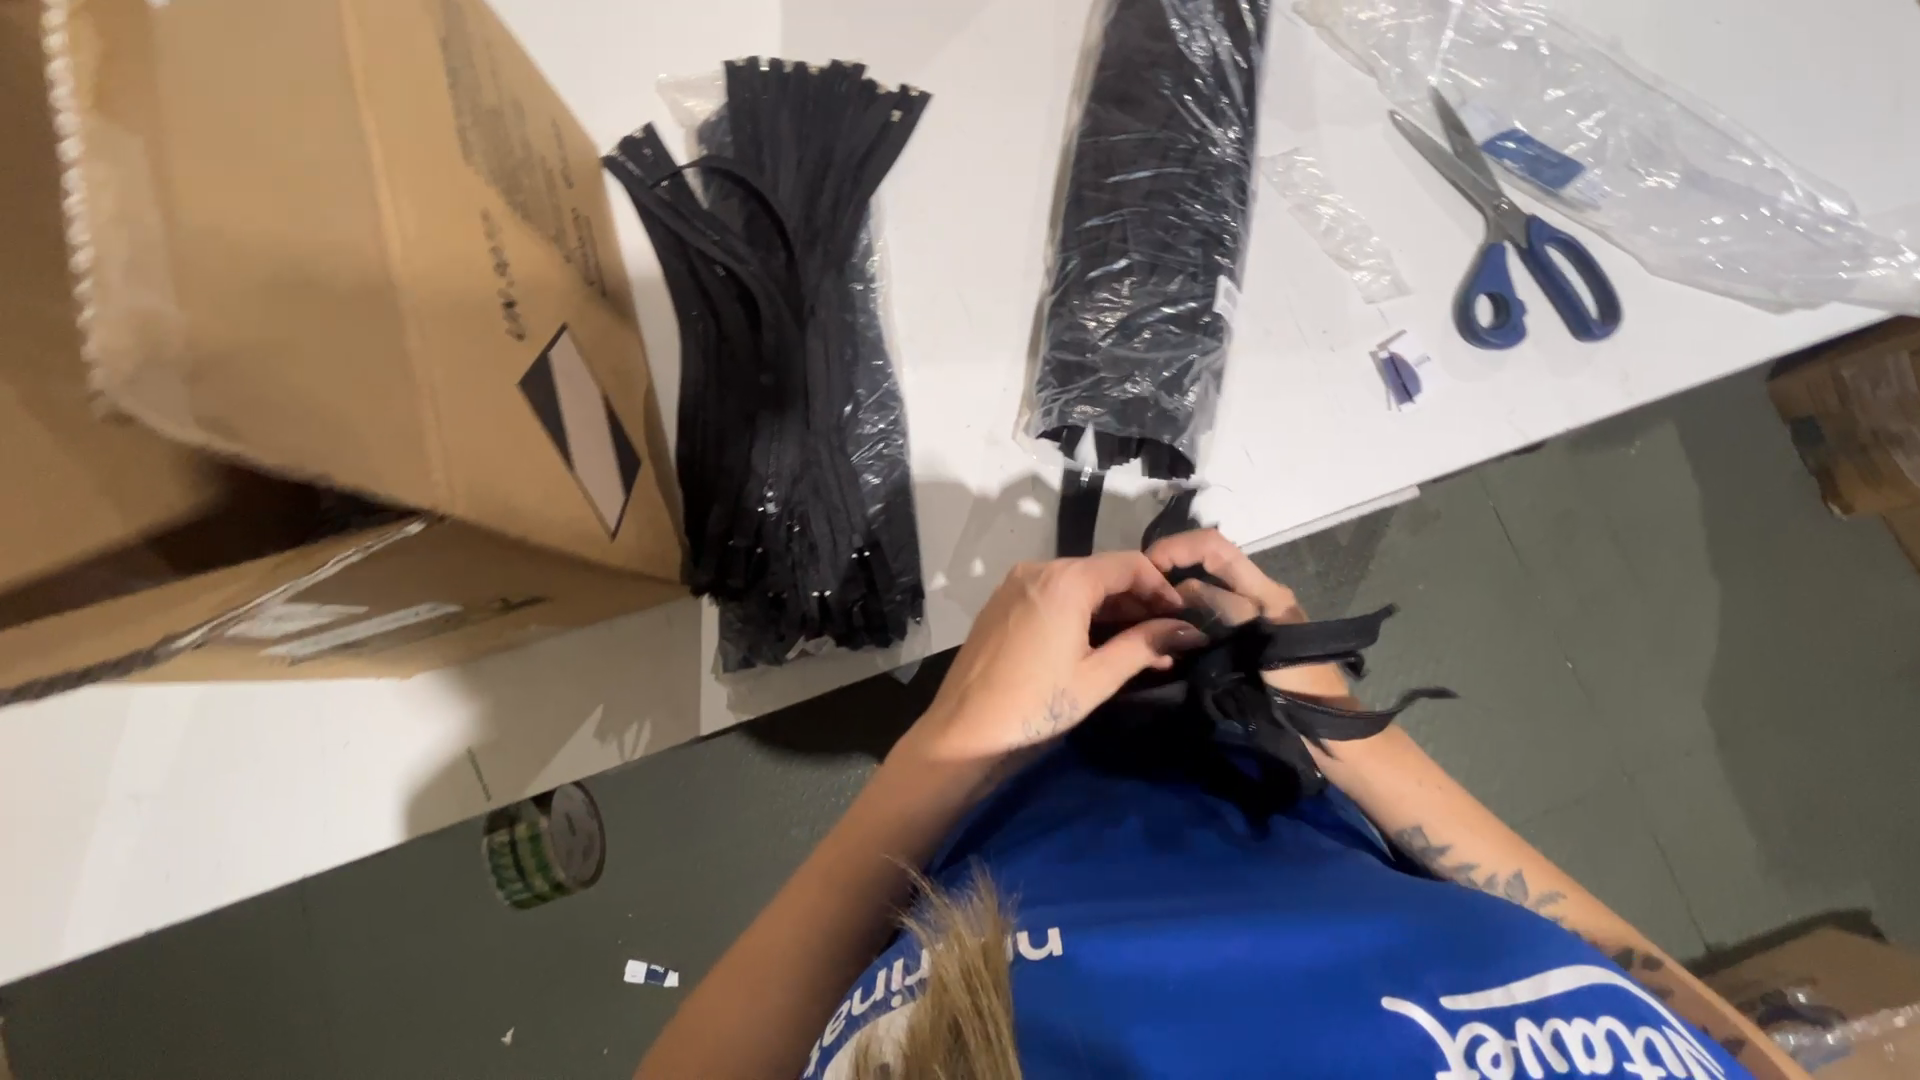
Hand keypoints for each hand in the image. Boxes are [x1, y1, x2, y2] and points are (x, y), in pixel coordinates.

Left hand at [894, 552, 1207, 764]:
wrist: (963, 732)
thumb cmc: (1035, 705)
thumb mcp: (1097, 677)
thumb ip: (1144, 645)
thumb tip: (1188, 630)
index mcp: (1065, 580)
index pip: (1130, 564)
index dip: (1163, 589)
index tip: (1183, 619)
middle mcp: (1038, 569)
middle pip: (1102, 572)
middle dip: (1138, 602)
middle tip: (1166, 638)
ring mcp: (1015, 584)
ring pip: (1077, 585)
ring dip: (1110, 610)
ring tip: (1139, 648)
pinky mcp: (1001, 603)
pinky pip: (1051, 596)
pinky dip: (1079, 613)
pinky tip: (1097, 644)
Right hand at [1144, 529, 1351, 701]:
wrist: (1328, 731)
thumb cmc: (1303, 689)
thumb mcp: (1266, 644)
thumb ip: (1228, 611)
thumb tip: (1181, 588)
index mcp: (1266, 591)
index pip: (1216, 548)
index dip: (1179, 547)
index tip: (1146, 566)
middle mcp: (1256, 594)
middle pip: (1206, 561)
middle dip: (1170, 564)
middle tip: (1136, 591)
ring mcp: (1248, 617)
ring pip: (1202, 587)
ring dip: (1172, 590)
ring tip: (1142, 612)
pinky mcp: (1242, 639)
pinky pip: (1206, 614)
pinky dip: (1181, 613)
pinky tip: (1161, 631)